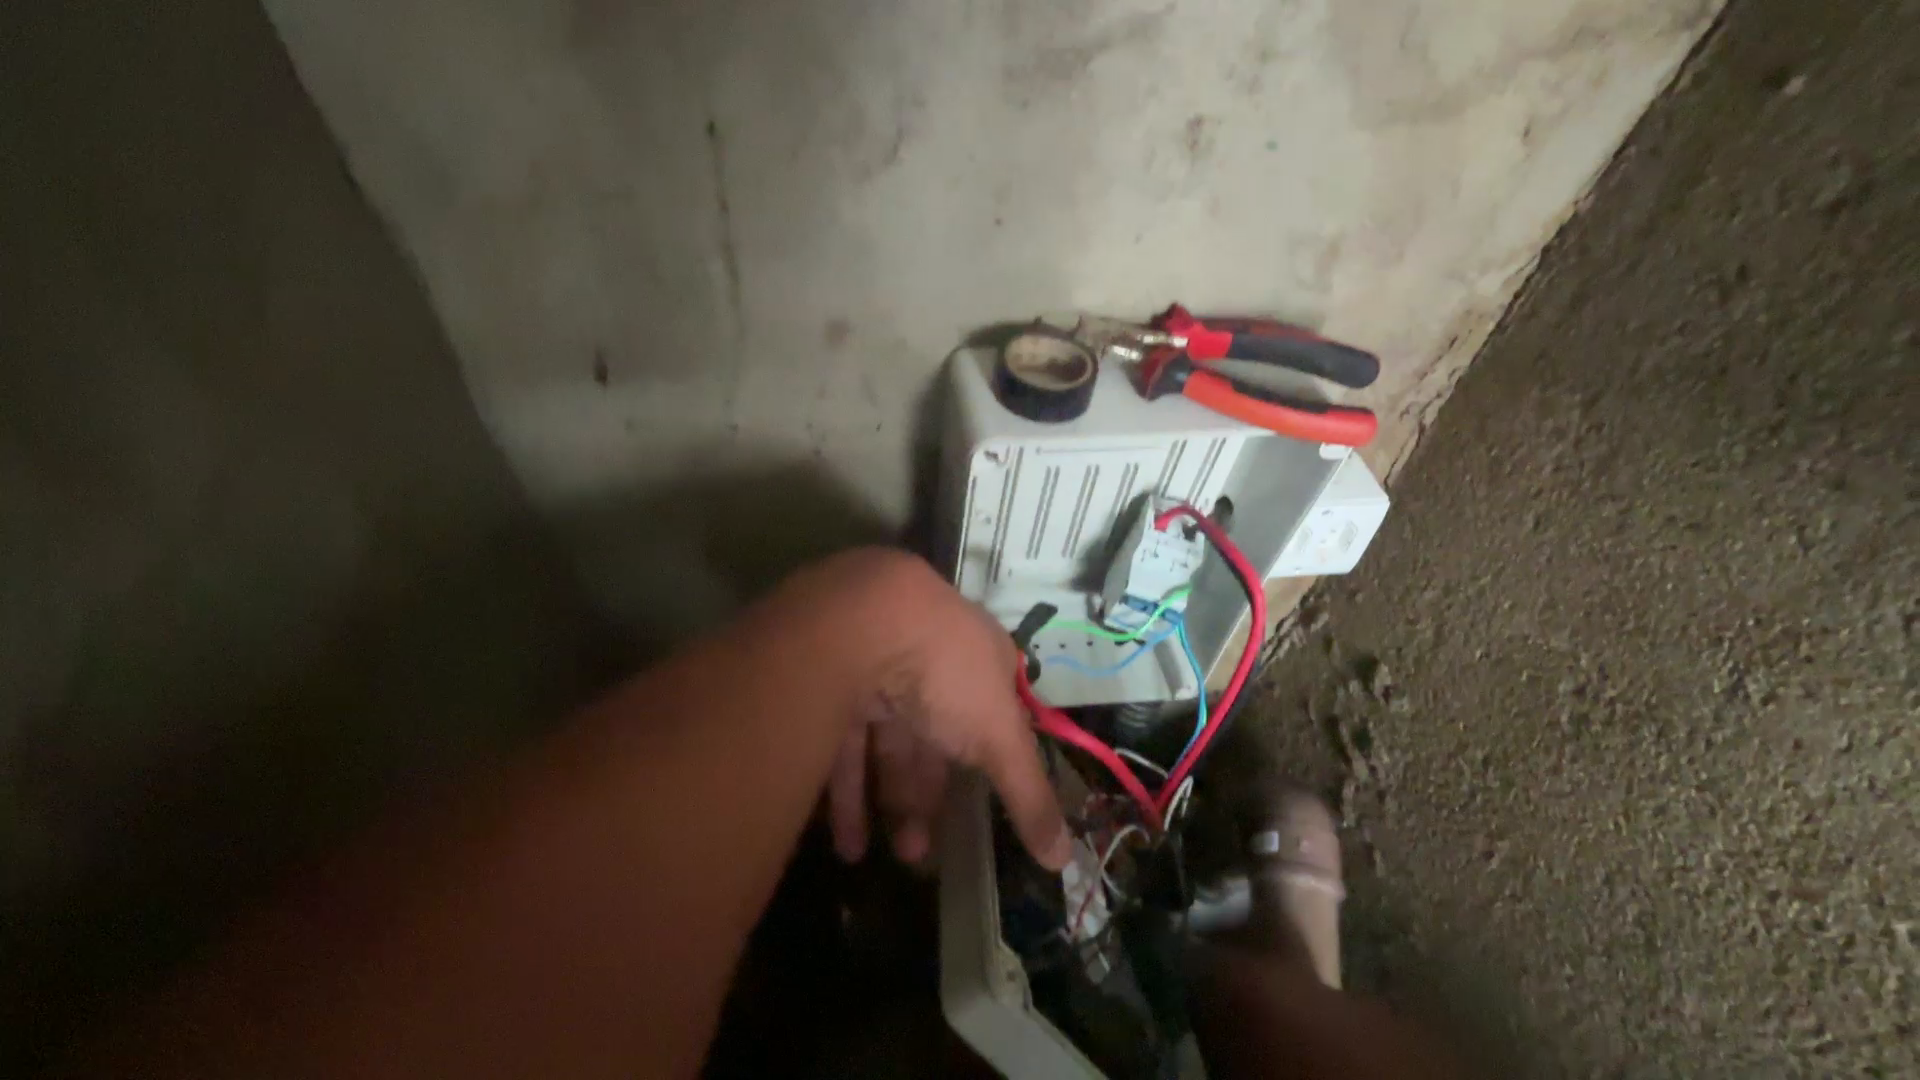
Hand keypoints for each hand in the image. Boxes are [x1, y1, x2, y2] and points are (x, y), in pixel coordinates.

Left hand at [824, 554, 1070, 870]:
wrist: (858, 622)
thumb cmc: (946, 672)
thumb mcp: (999, 737)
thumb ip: (1029, 795)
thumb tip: (1065, 858)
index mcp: (977, 660)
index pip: (990, 716)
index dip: (987, 766)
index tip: (977, 813)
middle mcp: (928, 662)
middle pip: (931, 739)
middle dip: (923, 798)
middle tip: (917, 854)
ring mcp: (877, 669)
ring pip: (883, 745)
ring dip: (880, 803)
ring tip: (866, 858)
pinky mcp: (829, 685)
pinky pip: (842, 745)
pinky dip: (844, 793)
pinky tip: (844, 842)